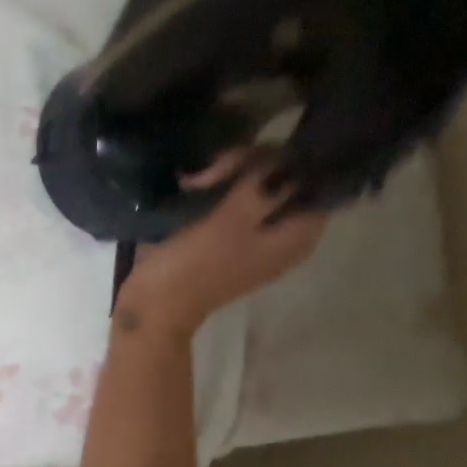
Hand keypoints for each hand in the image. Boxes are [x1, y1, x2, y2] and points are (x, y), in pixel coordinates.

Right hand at [116, 158, 329, 338]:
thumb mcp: (230, 220)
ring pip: (256, 187)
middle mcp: (284, 234)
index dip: (288, 158)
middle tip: (212, 171)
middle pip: (284, 179)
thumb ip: (262, 182)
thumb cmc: (191, 269)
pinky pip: (234, 202)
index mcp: (297, 234)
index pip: (315, 176)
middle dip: (251, 167)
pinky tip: (191, 186)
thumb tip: (284, 155)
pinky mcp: (225, 240)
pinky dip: (217, 191)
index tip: (252, 156)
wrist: (152, 311)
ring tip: (194, 181)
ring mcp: (254, 237)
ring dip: (228, 176)